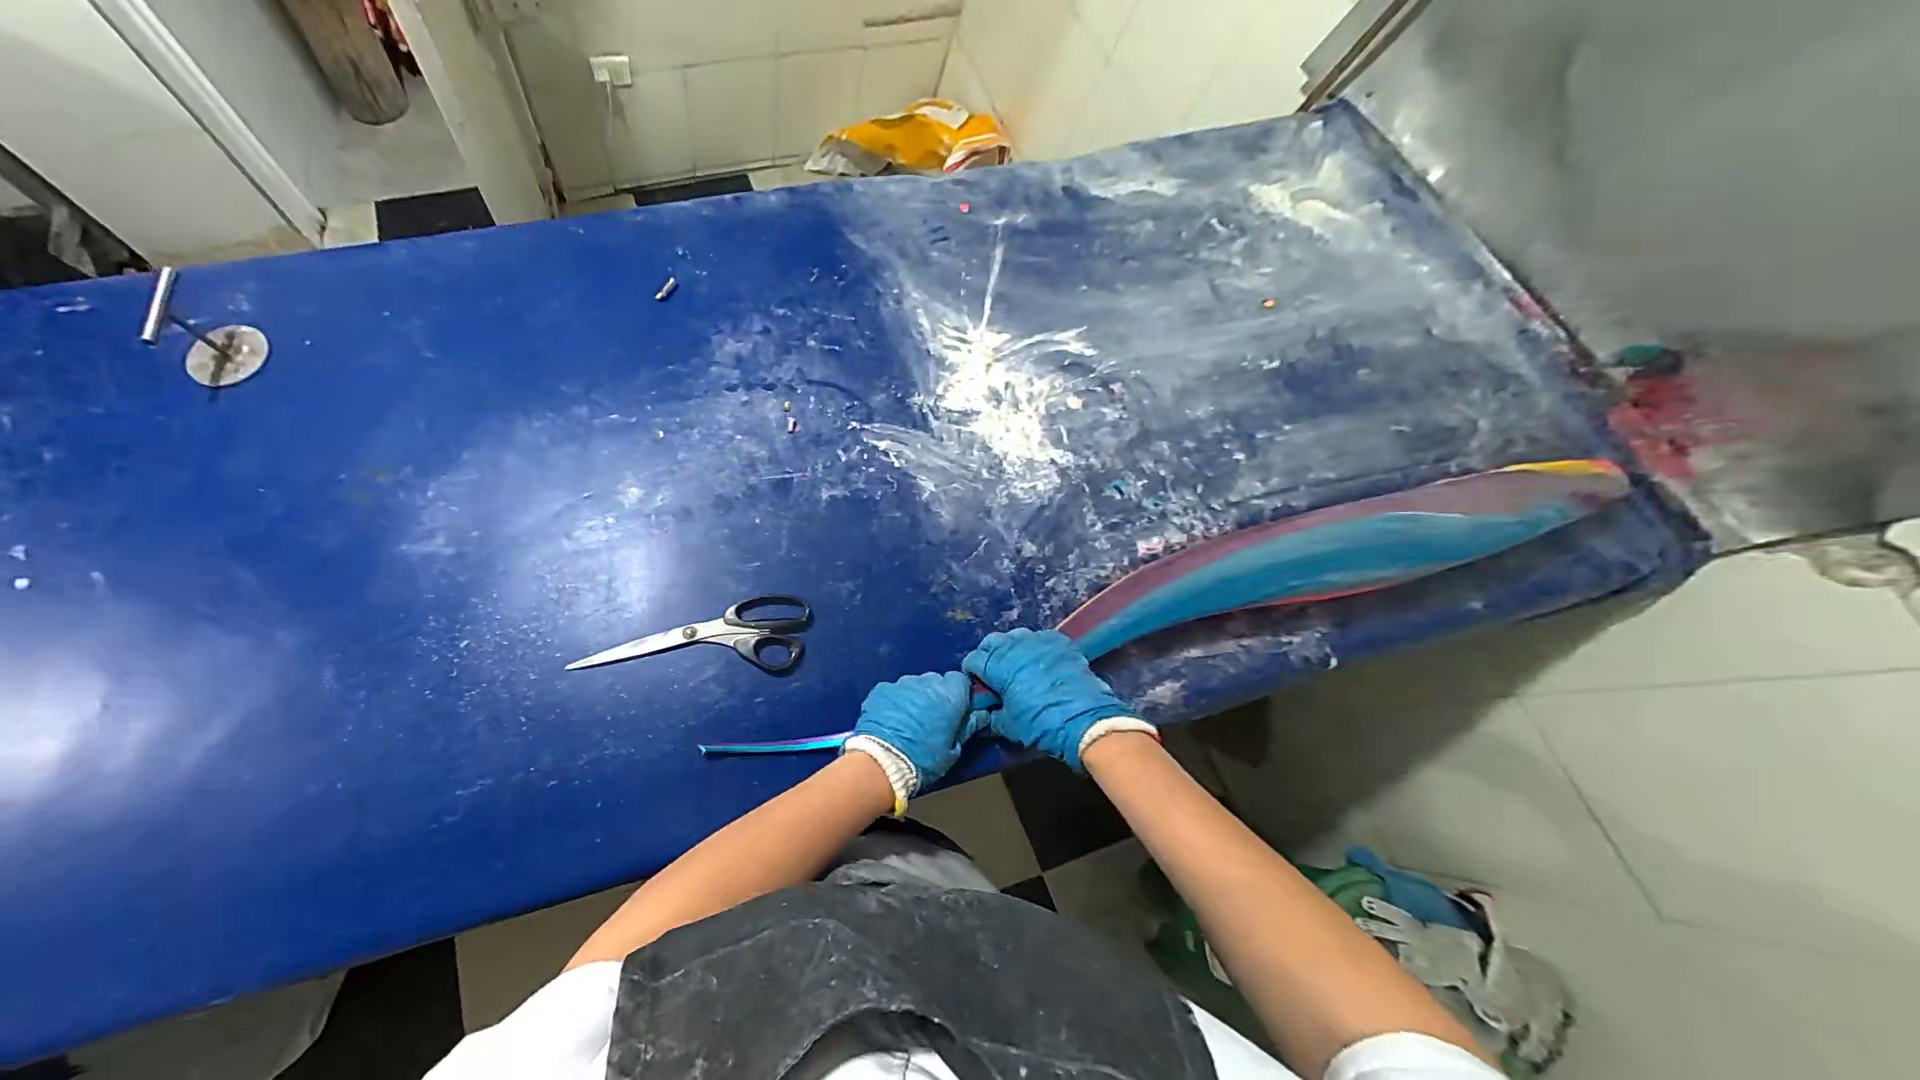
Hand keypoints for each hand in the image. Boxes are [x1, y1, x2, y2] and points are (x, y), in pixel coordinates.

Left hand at [849, 672, 982, 796]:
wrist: (880, 762)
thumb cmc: (922, 760)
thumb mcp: (952, 750)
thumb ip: (967, 727)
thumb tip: (981, 715)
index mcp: (950, 695)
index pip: (961, 680)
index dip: (959, 693)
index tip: (956, 709)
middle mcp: (927, 682)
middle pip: (937, 681)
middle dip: (937, 695)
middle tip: (933, 718)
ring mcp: (902, 684)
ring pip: (915, 684)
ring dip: (916, 697)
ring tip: (909, 721)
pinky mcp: (881, 689)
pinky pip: (894, 691)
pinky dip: (895, 701)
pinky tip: (891, 719)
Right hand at [963, 628, 1137, 769]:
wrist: (1086, 720)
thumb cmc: (1041, 724)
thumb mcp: (1009, 726)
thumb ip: (992, 715)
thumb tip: (985, 713)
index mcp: (998, 664)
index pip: (973, 660)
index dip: (972, 674)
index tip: (977, 686)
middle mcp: (1015, 645)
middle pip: (992, 642)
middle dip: (989, 656)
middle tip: (994, 675)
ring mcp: (1040, 640)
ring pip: (1016, 636)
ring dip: (1012, 649)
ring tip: (1016, 667)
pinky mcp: (1061, 642)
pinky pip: (1040, 638)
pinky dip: (1035, 648)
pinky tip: (1039, 663)